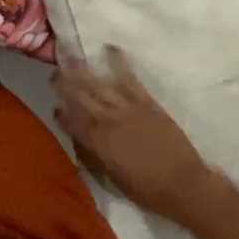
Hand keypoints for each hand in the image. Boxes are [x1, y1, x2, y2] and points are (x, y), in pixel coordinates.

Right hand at [54, 46, 217, 221]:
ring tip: (71, 57)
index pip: (73, 122)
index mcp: (98, 142)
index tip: (55, 108)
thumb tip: (80, 140)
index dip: (62, 114)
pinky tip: (111, 48)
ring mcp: (127, 108)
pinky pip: (129, 78)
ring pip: (99, 84)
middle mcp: (108, 120)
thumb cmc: (147, 190)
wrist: (184, 184)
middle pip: (81, 97)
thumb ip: (94, 156)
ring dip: (83, 70)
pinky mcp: (146, 102)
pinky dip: (119, 62)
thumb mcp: (113, 179)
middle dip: (65, 84)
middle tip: (54, 74)